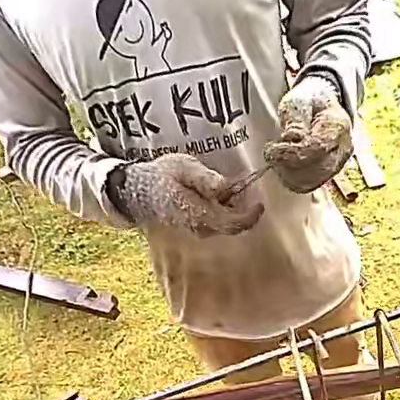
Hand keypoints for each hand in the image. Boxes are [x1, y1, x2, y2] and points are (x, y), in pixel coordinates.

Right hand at [107, 153, 263, 236]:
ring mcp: (200, 230)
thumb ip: (204, 179)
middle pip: (233, 225)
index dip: (250, 215)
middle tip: (247, 187)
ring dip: (234, 209)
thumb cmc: (161, 175)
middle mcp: (202, 228)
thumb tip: (225, 187)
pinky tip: (219, 195)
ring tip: (232, 188)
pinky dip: (225, 210)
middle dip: (244, 209)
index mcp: (200, 214)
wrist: (139, 191)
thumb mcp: (183, 168)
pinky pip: (218, 222)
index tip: (260, 202)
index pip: (233, 223)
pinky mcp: (198, 228)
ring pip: (226, 224)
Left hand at [264, 75, 351, 193]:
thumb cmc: (308, 102)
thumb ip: (295, 119)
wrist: (320, 108)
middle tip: (272, 154)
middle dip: (288, 166)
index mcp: (338, 125)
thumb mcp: (298, 100)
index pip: (317, 148)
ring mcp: (337, 165)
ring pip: (311, 181)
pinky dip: (292, 180)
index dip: (292, 153)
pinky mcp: (328, 175)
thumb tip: (293, 139)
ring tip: (277, 158)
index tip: (272, 149)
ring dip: (288, 174)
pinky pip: (308, 186)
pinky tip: (283, 167)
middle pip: (316, 170)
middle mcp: (343, 149)